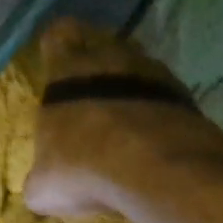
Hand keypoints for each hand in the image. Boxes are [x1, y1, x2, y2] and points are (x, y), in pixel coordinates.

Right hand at [21, 18, 222, 218]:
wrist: (153, 168)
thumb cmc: (80, 167)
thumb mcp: (42, 185)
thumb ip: (40, 174)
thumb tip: (43, 182)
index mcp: (65, 72)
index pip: (56, 37)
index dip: (53, 46)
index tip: (53, 61)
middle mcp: (109, 58)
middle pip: (100, 46)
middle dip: (92, 65)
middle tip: (83, 92)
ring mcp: (151, 70)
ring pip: (133, 67)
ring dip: (124, 86)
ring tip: (115, 118)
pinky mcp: (183, 92)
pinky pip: (159, 93)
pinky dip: (149, 108)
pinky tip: (142, 136)